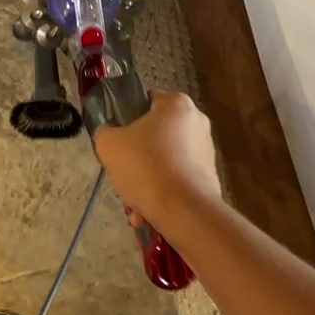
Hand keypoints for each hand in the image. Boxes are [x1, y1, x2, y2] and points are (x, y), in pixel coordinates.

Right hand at [94, 91, 223, 229]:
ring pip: (165, 161)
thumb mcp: (109, 145)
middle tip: (122, 175)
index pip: (145, 102)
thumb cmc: (146, 167)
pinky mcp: (209, 175)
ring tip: (133, 205)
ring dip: (147, 180)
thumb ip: (105, 132)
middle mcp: (197, 121)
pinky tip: (147, 213)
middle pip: (155, 135)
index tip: (117, 141)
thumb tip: (110, 134)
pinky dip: (162, 191)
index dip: (126, 120)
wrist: (184, 210)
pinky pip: (178, 178)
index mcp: (177, 104)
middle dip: (136, 159)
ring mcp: (206, 149)